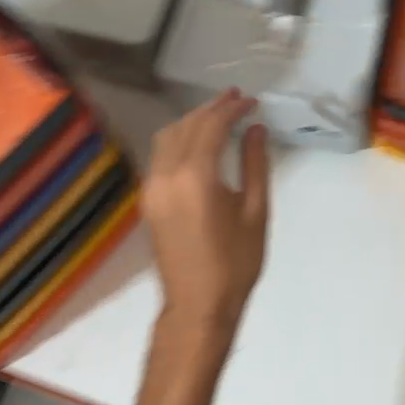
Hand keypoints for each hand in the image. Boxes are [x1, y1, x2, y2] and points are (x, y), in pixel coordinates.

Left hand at [141, 88, 269, 337]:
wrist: (198, 306)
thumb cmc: (235, 262)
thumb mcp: (256, 211)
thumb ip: (255, 164)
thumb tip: (256, 129)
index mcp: (196, 177)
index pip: (211, 127)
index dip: (231, 109)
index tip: (251, 101)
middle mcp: (166, 175)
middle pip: (186, 127)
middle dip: (211, 109)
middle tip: (236, 98)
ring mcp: (152, 188)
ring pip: (167, 137)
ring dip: (192, 121)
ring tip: (218, 115)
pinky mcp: (148, 200)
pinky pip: (160, 156)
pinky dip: (179, 139)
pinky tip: (197, 142)